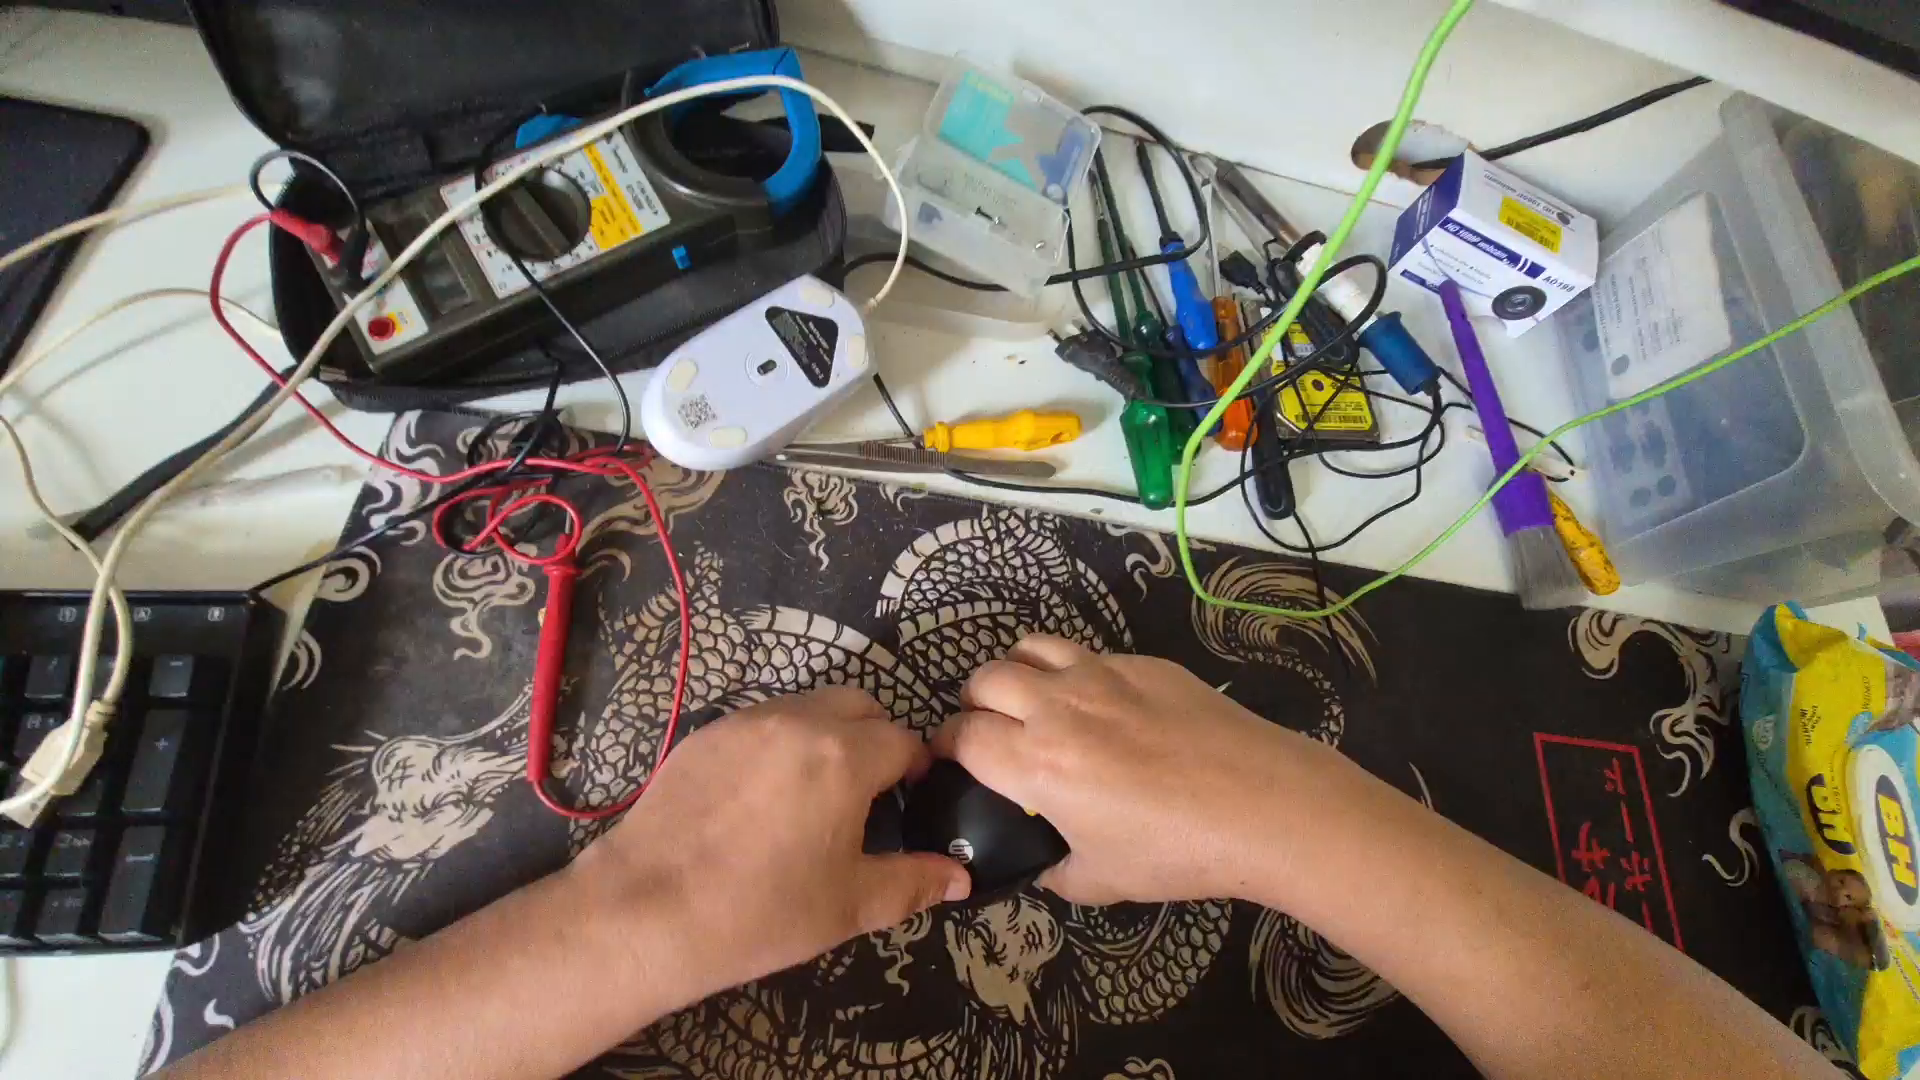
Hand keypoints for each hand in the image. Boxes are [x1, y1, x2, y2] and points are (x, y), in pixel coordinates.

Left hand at [567, 686, 969, 999]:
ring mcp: (751, 719)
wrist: (643, 909)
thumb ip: (914, 883)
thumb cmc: (760, 910)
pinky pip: (765, 719)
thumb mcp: (848, 905)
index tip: (909, 798)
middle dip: (877, 736)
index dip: (916, 768)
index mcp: (846, 756)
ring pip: (811, 705)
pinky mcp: (710, 730)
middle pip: (861, 704)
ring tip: (815, 787)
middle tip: (868, 788)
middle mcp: (803, 721)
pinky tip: (762, 791)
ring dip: (831, 731)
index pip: (903, 740)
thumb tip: (962, 877)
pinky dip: (783, 739)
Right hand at [932, 635, 1344, 906]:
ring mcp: (1099, 674)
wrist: (1263, 804)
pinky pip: (1087, 653)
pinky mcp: (1139, 661)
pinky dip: (1073, 671)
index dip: (943, 744)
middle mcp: (1056, 706)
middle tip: (992, 728)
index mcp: (1036, 762)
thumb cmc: (1176, 851)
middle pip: (985, 679)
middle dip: (975, 703)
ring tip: (1034, 697)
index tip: (947, 756)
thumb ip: (1053, 868)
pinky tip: (1104, 703)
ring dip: (1017, 671)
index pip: (962, 735)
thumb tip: (1038, 862)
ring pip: (1030, 647)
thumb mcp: (1102, 879)